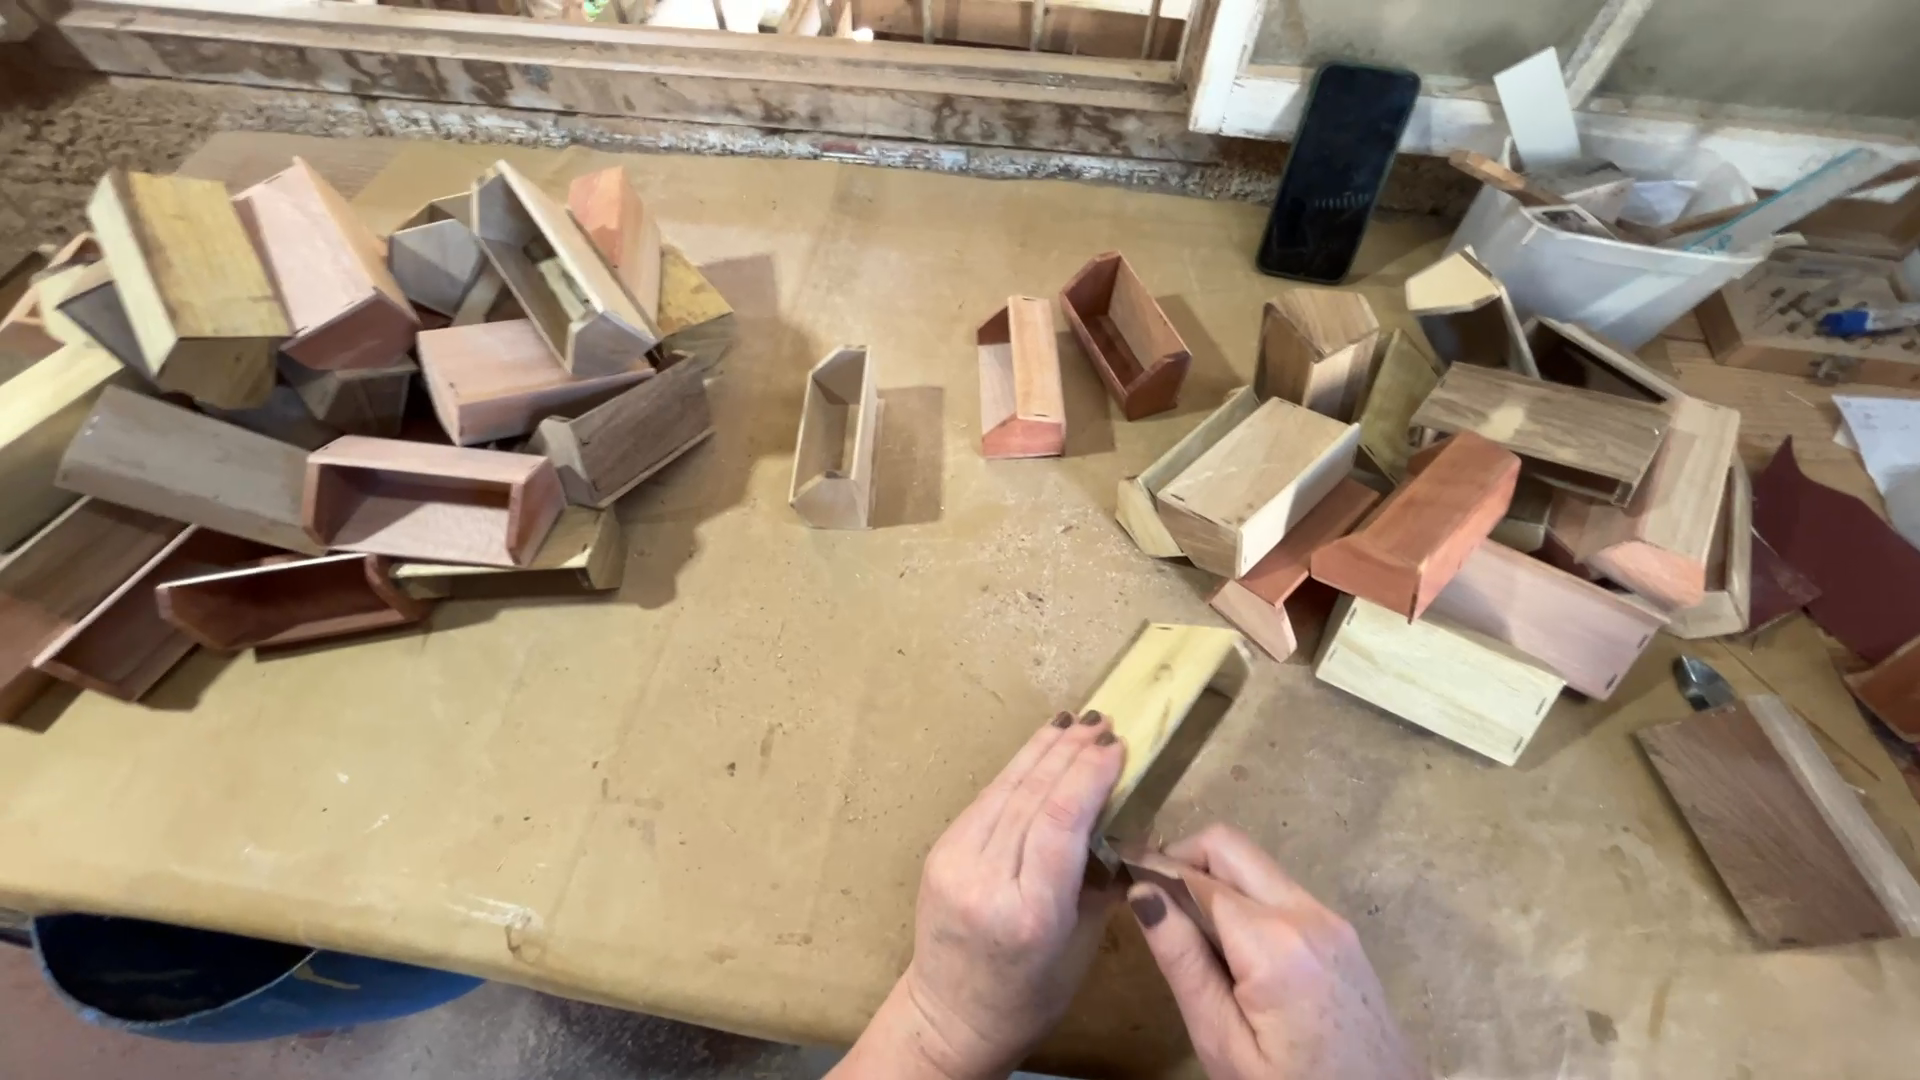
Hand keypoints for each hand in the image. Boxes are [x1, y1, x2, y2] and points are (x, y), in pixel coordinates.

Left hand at [831, 710, 1124, 1079]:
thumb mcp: (1082, 943)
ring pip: (1006, 788)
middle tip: (1102, 722)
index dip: (1089, 775)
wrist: (950, 1013)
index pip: (1060, 822)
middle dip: (1070, 752)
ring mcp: (955, 860)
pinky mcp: (940, 849)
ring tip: (1073, 723)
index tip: (1116, 746)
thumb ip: (1101, 876)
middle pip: (1032, 796)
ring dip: (1043, 750)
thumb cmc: (1031, 992)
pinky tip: (1038, 749)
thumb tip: (1124, 814)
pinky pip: (987, 799)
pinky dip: (1017, 770)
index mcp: (1030, 914)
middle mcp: (986, 880)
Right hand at [1128, 825, 1422, 1079]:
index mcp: (1274, 942)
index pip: (1194, 876)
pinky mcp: (1339, 932)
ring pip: (1252, 863)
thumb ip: (1183, 962)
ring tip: (1182, 923)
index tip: (1117, 873)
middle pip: (1227, 845)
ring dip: (1210, 875)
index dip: (1151, 869)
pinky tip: (1225, 941)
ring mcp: (1328, 918)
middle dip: (1180, 855)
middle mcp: (1305, 912)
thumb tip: (1140, 891)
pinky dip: (1240, 894)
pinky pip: (1275, 889)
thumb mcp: (1224, 1044)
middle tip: (1148, 893)